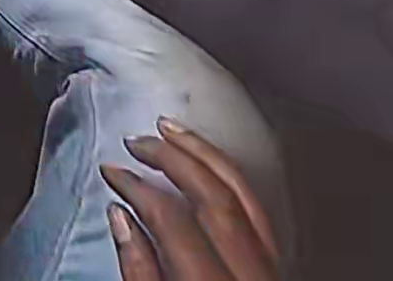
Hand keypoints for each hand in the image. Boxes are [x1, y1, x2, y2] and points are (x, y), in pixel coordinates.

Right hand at [102, 117, 280, 280]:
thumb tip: (121, 215)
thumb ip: (142, 276)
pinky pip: (260, 211)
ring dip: (204, 153)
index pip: (174, 221)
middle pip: (214, 198)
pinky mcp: (283, 275)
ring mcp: (275, 276)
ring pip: (245, 196)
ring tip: (170, 127)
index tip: (110, 172)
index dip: (136, 188)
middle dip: (170, 158)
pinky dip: (230, 175)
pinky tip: (207, 158)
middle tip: (134, 139)